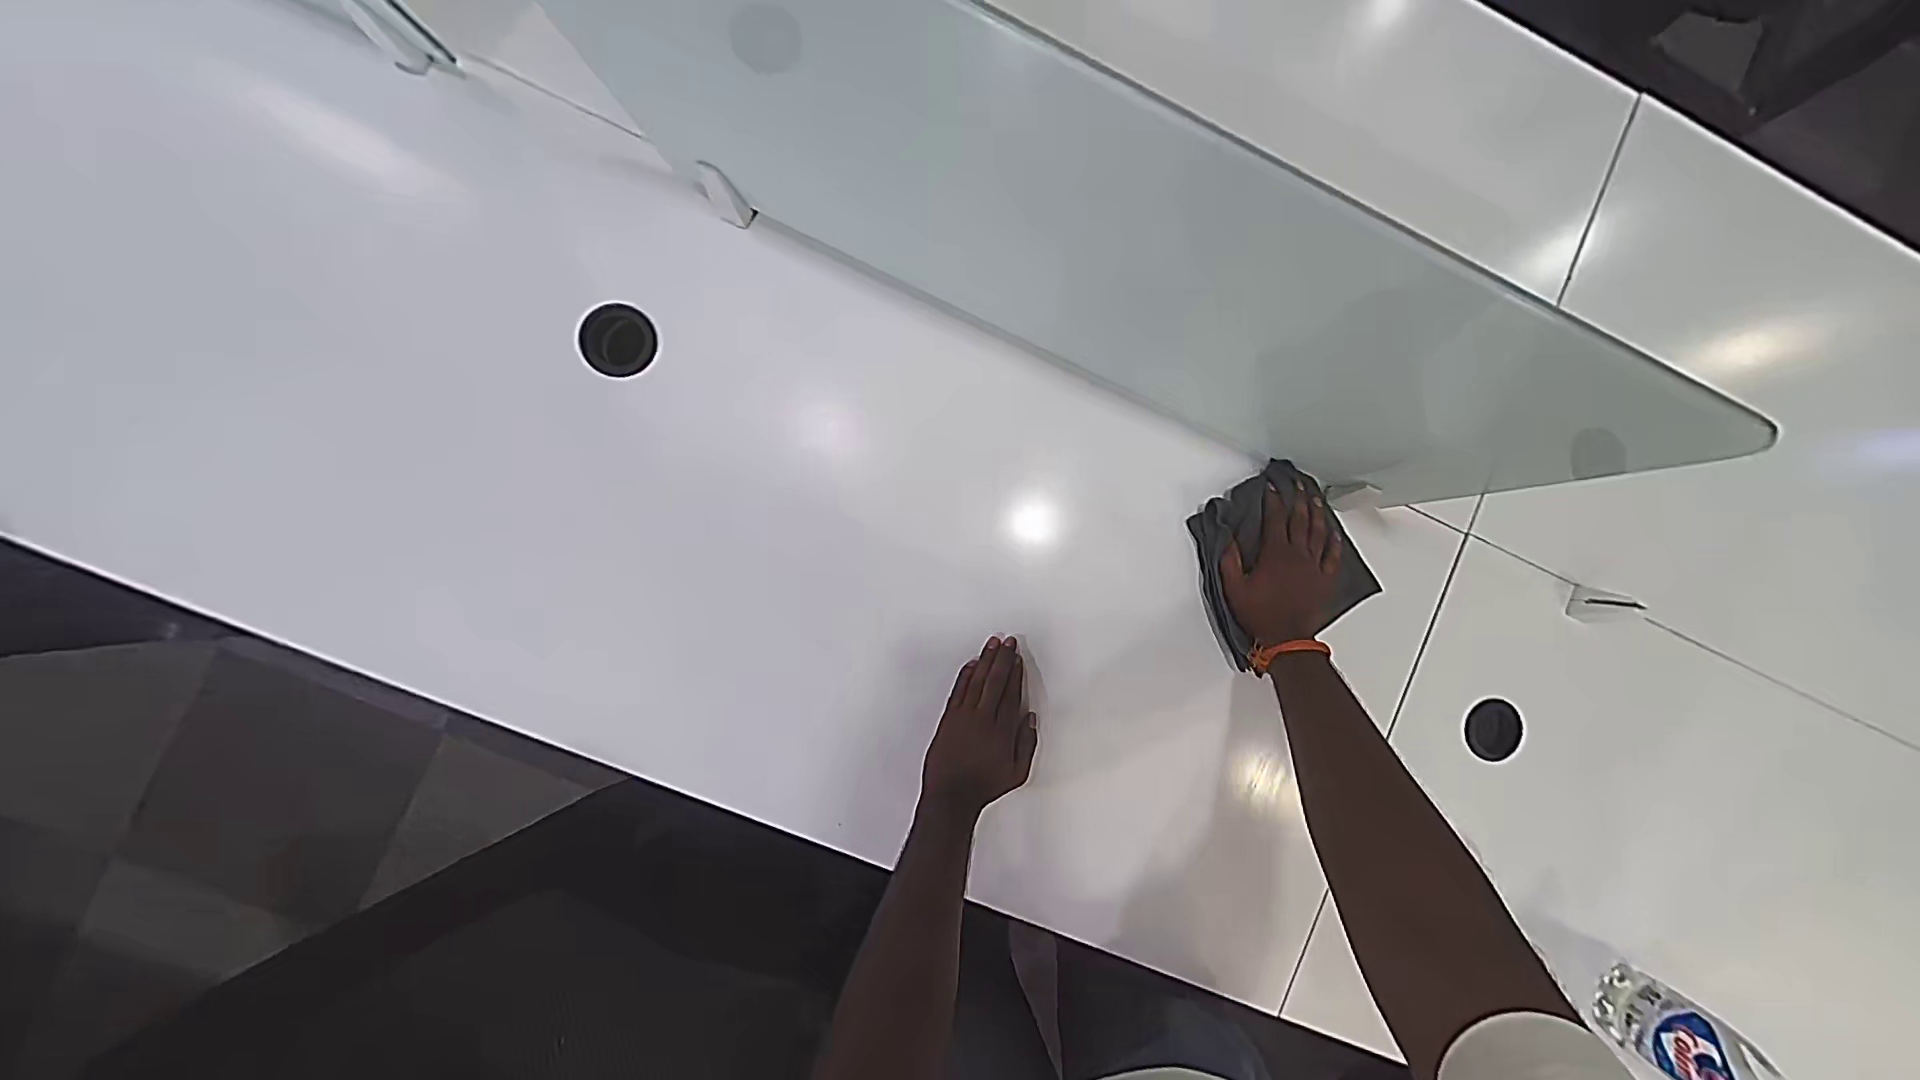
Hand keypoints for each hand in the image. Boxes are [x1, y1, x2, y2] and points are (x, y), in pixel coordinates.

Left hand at [920, 636, 1038, 819]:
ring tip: (992, 644)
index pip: (1012, 692)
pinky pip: (959, 689)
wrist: (951, 795)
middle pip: (996, 680)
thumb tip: (1029, 719)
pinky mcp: (949, 718)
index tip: (1018, 658)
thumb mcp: (1017, 772)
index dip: (1016, 673)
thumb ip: (1027, 744)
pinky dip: (966, 674)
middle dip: (1004, 658)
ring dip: (986, 659)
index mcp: (1002, 730)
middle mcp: (984, 719)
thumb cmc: (982, 786)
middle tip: (1009, 641)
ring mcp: (965, 716)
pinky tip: (972, 663)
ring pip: (978, 680)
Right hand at [1220, 475, 1342, 646]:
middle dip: (1298, 498)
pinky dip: (1334, 541)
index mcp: (1275, 554)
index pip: (1275, 519)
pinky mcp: (1325, 579)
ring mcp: (1314, 566)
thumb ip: (1229, 560)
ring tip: (1315, 498)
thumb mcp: (1234, 587)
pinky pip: (1332, 554)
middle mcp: (1298, 555)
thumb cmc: (1261, 614)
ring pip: (1318, 532)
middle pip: (1300, 519)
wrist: (1286, 637)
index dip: (1274, 500)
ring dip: (1317, 512)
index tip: (1272, 487)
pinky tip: (1334, 532)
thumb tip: (1227, 539)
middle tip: (1298, 484)